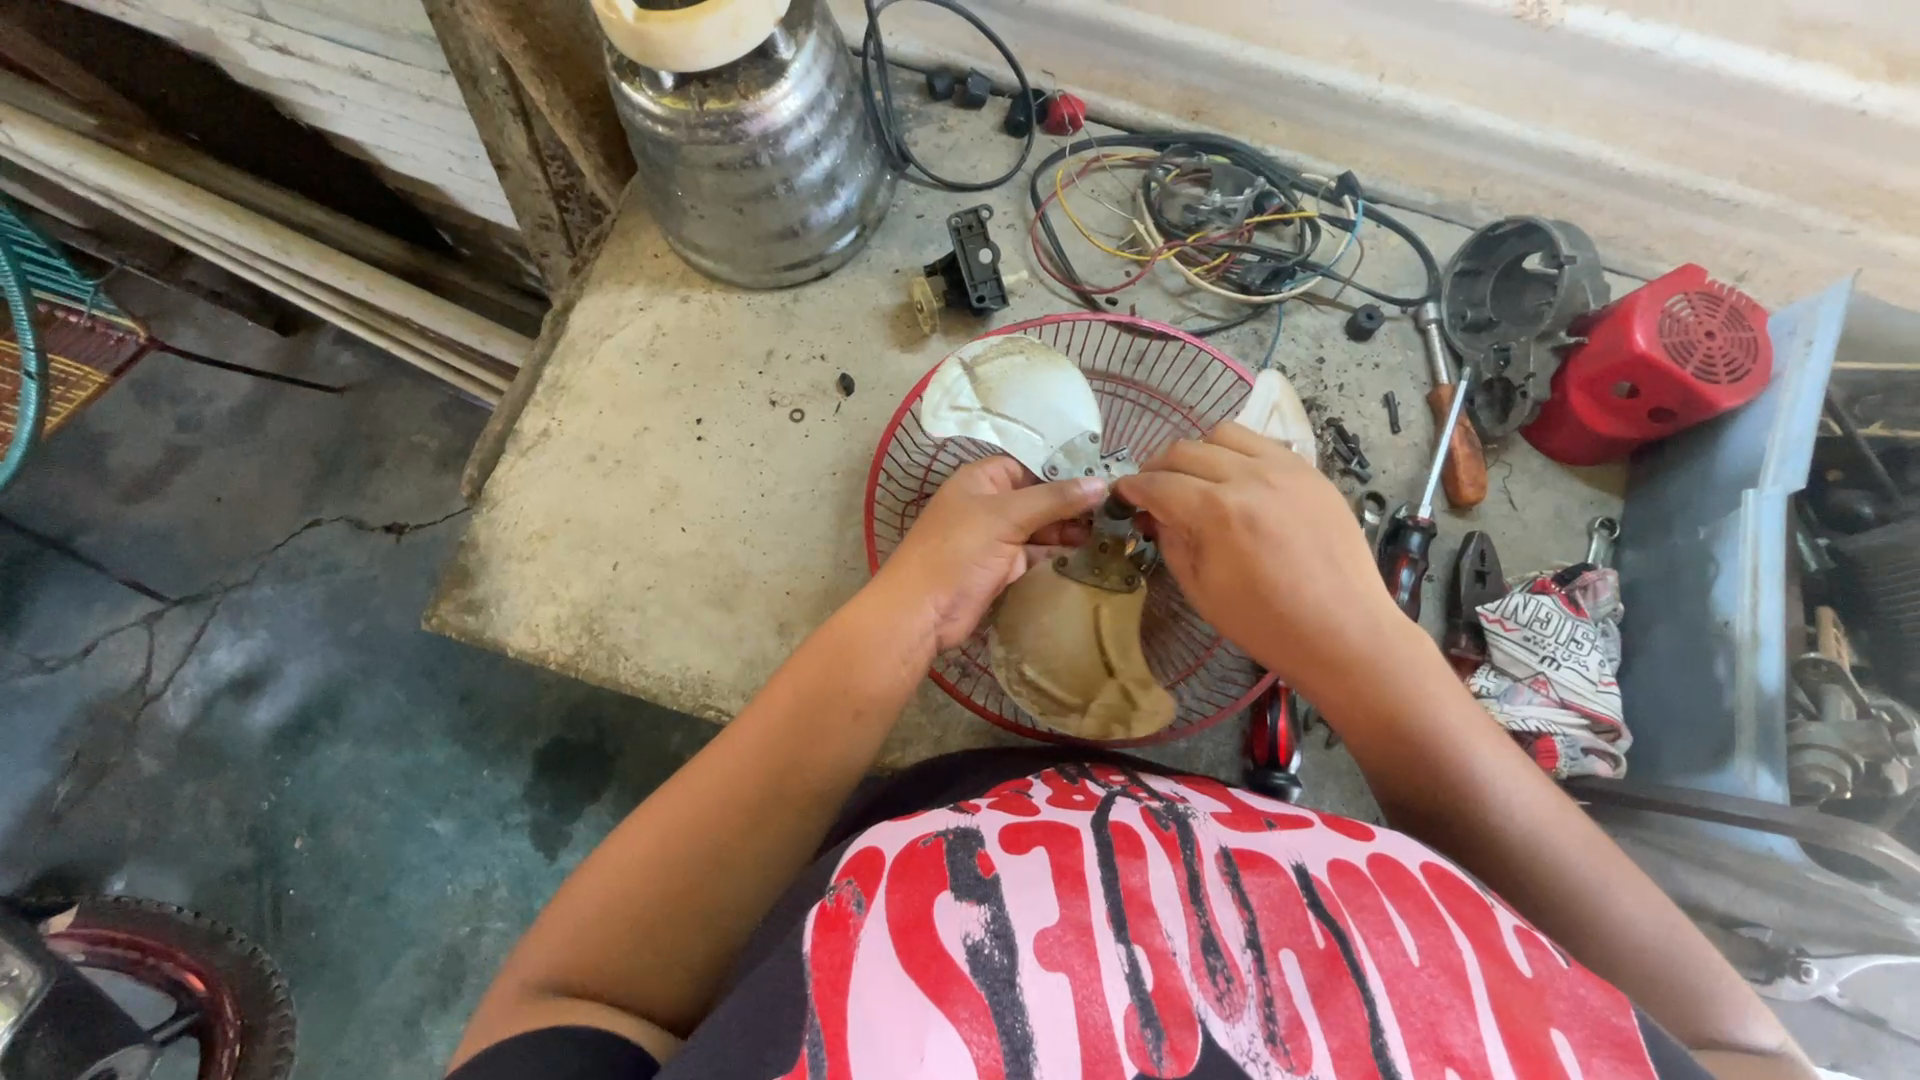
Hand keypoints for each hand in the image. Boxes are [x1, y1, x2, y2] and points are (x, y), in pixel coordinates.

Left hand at [873, 456, 1106, 650]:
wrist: (922, 612)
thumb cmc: (957, 552)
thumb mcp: (1005, 516)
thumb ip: (1054, 499)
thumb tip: (1101, 484)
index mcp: (982, 480)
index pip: (1030, 466)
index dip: (1064, 472)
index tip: (1104, 480)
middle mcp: (989, 505)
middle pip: (1039, 498)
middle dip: (1073, 505)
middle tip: (1116, 513)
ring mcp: (995, 538)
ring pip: (1040, 528)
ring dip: (1070, 531)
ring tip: (1110, 534)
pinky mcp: (1002, 569)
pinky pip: (1036, 555)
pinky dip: (1059, 554)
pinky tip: (1089, 554)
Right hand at [1114, 422, 1410, 697]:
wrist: (1344, 631)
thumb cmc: (1265, 623)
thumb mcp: (1199, 589)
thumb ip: (1171, 540)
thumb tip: (1155, 513)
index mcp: (1217, 512)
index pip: (1158, 483)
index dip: (1132, 488)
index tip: (1121, 494)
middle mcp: (1249, 477)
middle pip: (1185, 450)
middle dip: (1157, 467)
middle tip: (1150, 489)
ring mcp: (1285, 469)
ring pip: (1223, 434)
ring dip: (1197, 452)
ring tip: (1193, 478)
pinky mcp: (1310, 471)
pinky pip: (1262, 444)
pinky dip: (1236, 453)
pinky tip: (1234, 480)